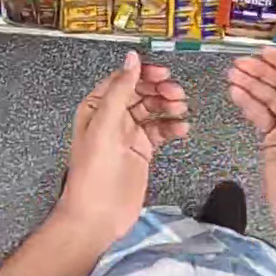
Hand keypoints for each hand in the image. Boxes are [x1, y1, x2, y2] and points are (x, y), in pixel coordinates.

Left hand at [56, 51, 188, 247]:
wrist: (98, 216)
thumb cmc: (94, 174)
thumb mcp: (105, 125)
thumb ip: (120, 90)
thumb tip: (132, 59)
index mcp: (97, 106)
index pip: (122, 79)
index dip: (143, 74)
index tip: (163, 73)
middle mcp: (112, 117)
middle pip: (141, 92)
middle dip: (159, 90)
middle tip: (176, 93)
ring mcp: (128, 134)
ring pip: (153, 110)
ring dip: (169, 106)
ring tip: (181, 108)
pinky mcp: (141, 150)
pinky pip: (160, 131)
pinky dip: (172, 127)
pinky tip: (182, 128)